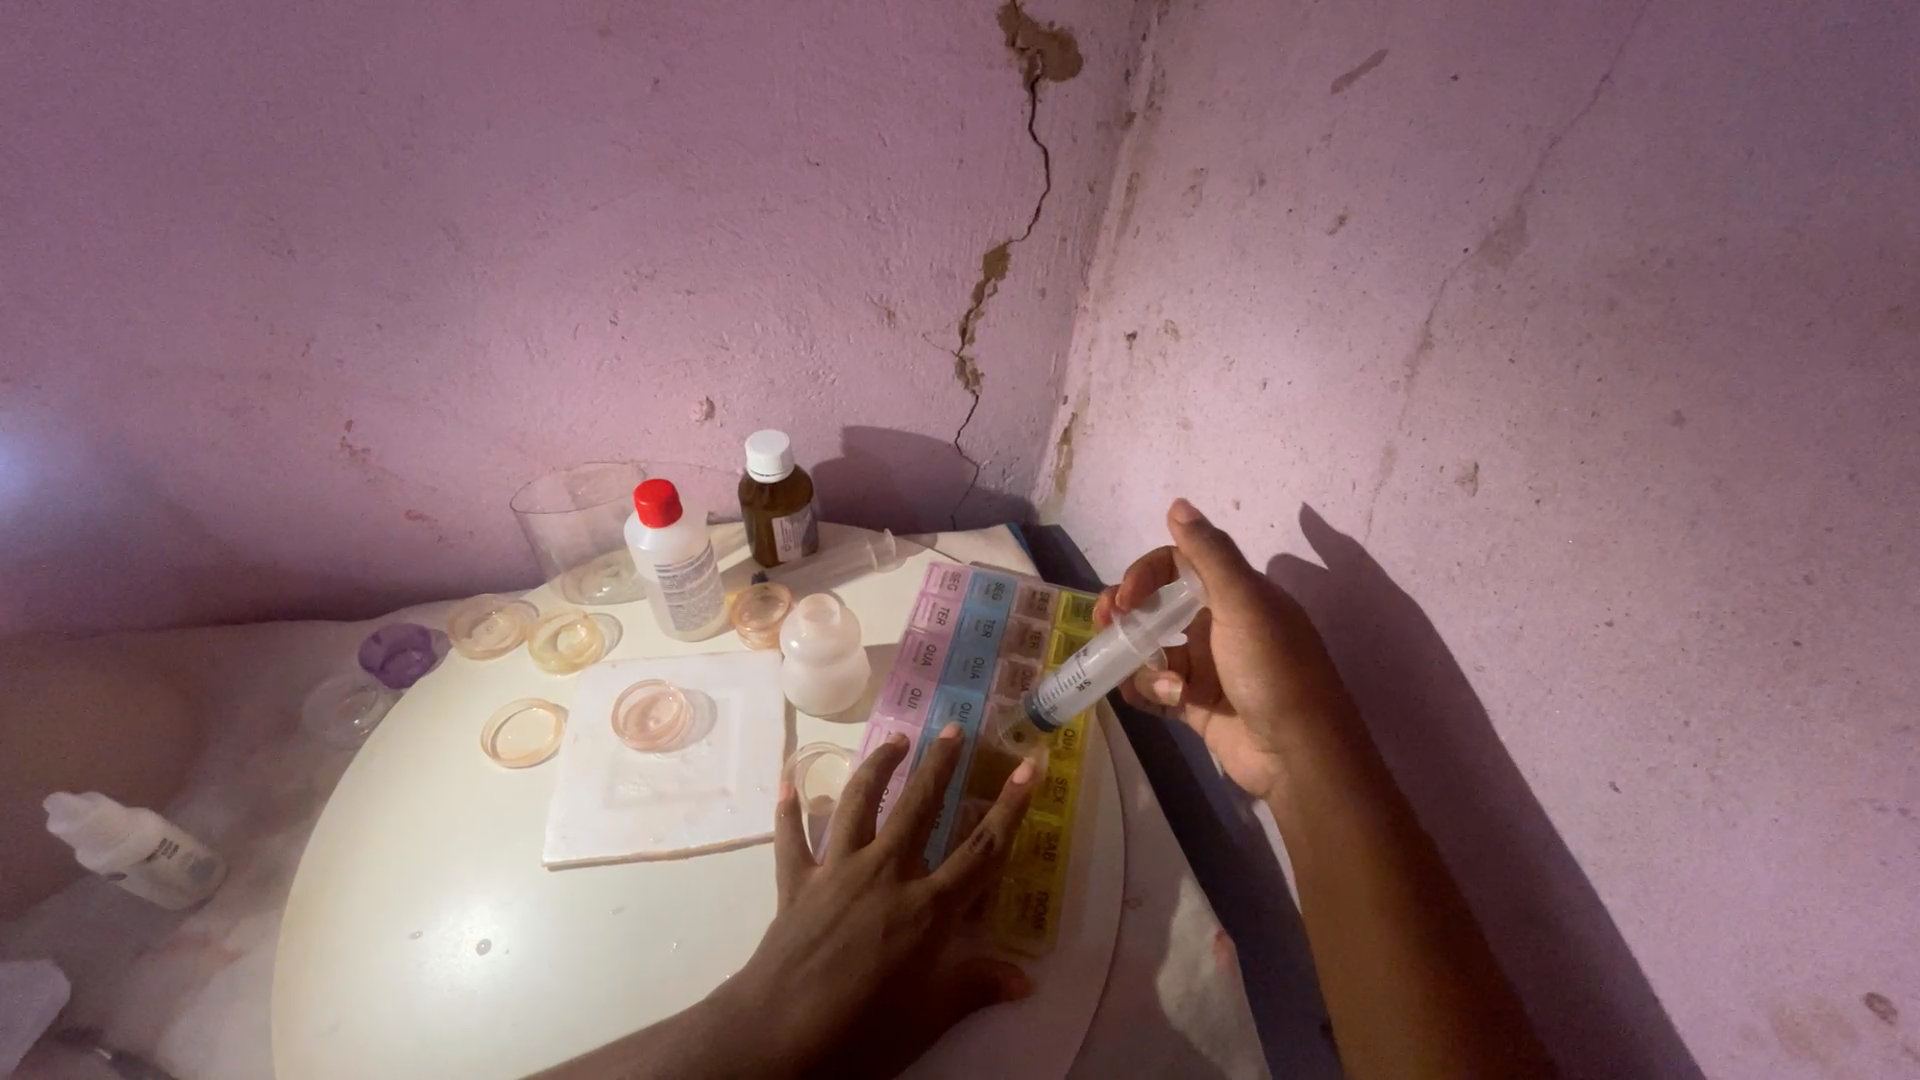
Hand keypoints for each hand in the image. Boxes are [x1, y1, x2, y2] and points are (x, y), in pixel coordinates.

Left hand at [714, 724, 1038, 1078]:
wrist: (777, 1041)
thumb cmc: (861, 1035)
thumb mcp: (928, 1020)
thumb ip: (975, 988)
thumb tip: (1025, 981)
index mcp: (926, 907)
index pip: (982, 849)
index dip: (1011, 805)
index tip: (1029, 764)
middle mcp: (886, 873)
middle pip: (920, 806)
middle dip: (940, 764)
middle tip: (953, 729)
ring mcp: (838, 870)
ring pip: (861, 802)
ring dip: (879, 766)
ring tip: (895, 739)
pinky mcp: (797, 880)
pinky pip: (792, 835)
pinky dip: (789, 805)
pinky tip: (789, 775)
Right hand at [1094, 499, 1355, 800]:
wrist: (1300, 757)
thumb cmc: (1273, 672)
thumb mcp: (1245, 604)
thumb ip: (1209, 553)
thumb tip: (1177, 503)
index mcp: (1235, 596)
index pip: (1176, 566)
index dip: (1144, 575)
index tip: (1124, 598)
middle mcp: (1219, 625)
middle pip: (1156, 606)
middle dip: (1126, 614)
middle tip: (1105, 626)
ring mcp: (1205, 667)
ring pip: (1150, 649)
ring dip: (1141, 662)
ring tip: (1160, 684)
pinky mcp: (1196, 704)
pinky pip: (1154, 687)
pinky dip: (1146, 691)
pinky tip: (1157, 699)